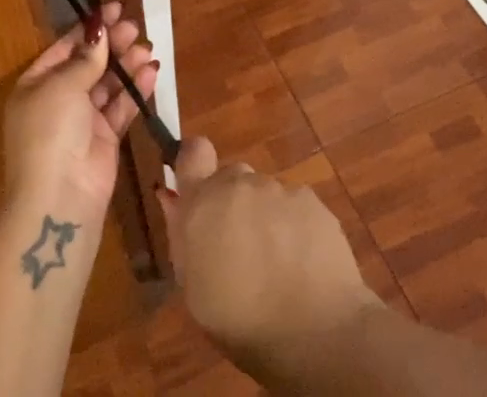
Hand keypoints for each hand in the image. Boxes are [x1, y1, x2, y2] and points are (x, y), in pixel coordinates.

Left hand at [3, 2, 158, 216]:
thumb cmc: (51, 130)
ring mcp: (82, 121)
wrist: (60, 195)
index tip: (115, 9)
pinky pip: (121, 108)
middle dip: (112, 46)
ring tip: (148, 48)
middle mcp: (57, 100)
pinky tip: (151, 72)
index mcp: (36, 84)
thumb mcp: (62, 86)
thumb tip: (99, 31)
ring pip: (108, 85)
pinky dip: (136, 91)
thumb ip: (85, 58)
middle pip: (89, 64)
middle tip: (136, 27)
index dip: (90, 29)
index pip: (65, 47)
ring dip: (126, 66)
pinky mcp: (105, 139)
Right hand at [157, 137, 380, 365]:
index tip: (197, 187)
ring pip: (266, 194)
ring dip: (265, 216)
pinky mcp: (315, 204)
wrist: (314, 333)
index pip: (192, 153)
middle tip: (239, 246)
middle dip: (232, 202)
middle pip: (232, 179)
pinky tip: (303, 263)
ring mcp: (280, 191)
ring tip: (277, 263)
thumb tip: (172, 198)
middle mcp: (240, 184)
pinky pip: (296, 207)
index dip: (194, 163)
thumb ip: (181, 234)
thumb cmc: (239, 319)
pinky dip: (296, 227)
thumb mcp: (192, 286)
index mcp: (202, 202)